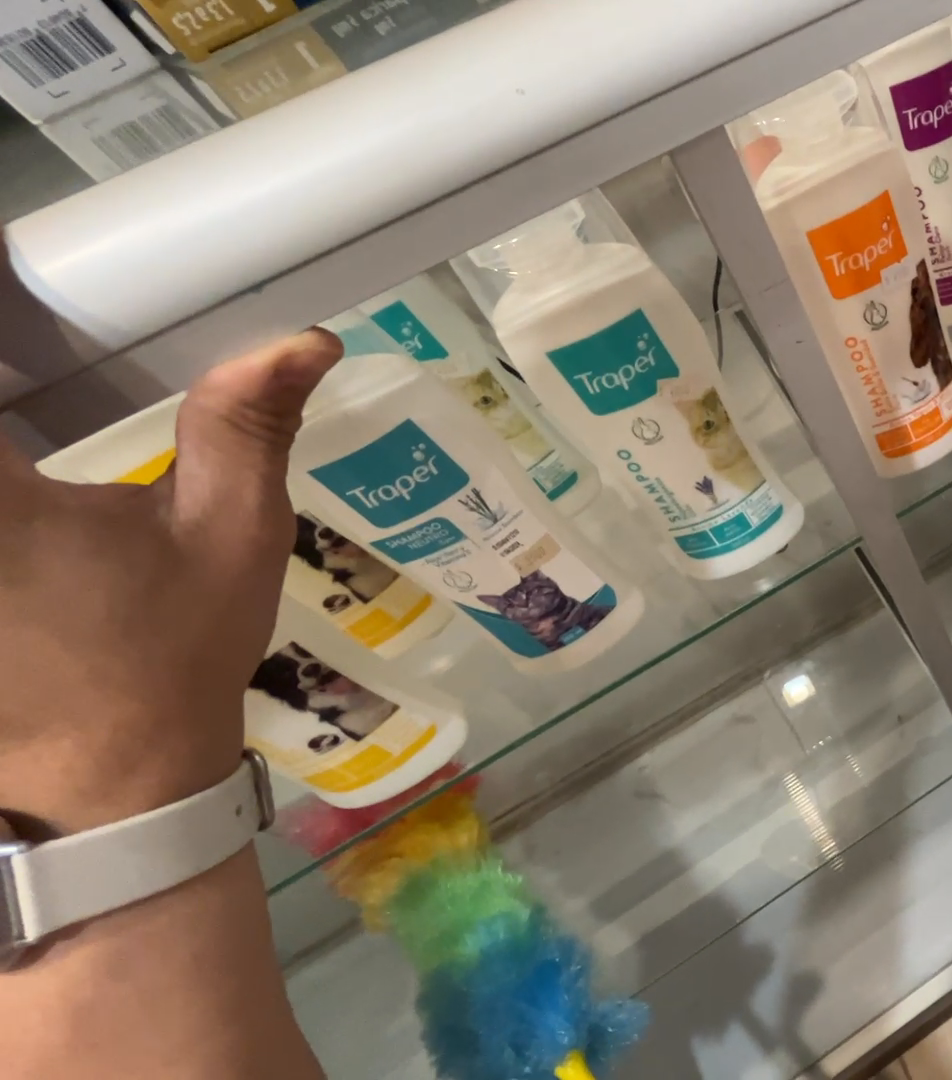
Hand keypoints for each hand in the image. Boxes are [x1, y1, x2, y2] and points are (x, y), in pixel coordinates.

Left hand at [0, 331, 340, 834]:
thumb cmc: (174, 644)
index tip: (34, 276)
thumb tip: (305, 340)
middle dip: (7, 360)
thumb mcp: (234, 529)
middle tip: (42, 330)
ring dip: (5, 401)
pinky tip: (22, 427)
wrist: (105, 764)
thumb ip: (247, 426)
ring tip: (36, 391)